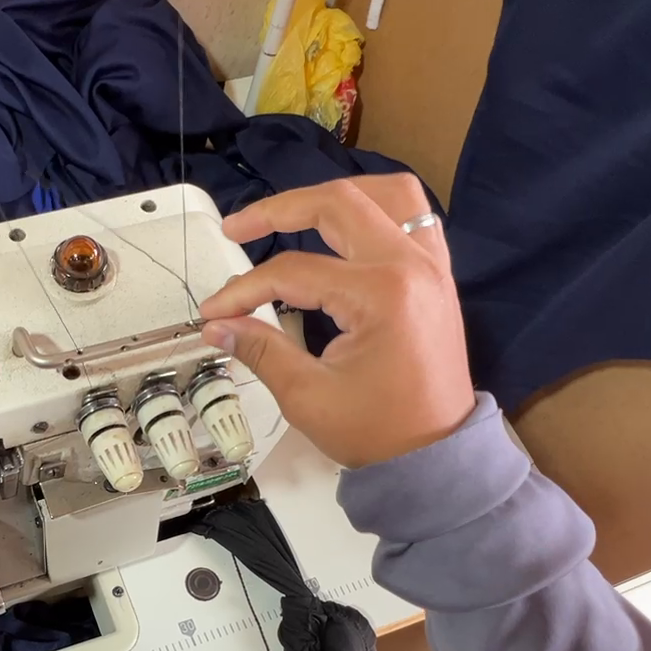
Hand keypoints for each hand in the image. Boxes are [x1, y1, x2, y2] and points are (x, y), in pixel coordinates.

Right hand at [200, 174, 476, 467]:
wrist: (433, 456)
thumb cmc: (373, 431)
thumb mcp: (306, 396)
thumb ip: (261, 349)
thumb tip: (216, 326)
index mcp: (379, 294)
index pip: (293, 272)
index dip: (244, 290)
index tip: (212, 313)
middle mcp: (410, 264)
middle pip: (338, 205)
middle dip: (278, 210)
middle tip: (234, 229)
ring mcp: (431, 265)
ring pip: (385, 194)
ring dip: (334, 198)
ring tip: (292, 215)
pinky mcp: (437, 276)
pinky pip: (412, 217)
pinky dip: (375, 211)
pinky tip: (345, 230)